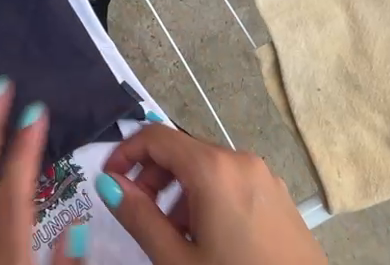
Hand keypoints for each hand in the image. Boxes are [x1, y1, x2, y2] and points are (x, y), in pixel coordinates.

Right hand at [97, 124, 326, 264]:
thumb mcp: (177, 261)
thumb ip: (138, 216)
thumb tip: (109, 183)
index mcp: (213, 168)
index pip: (156, 137)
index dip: (125, 153)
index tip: (108, 180)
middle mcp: (241, 160)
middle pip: (182, 151)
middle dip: (153, 178)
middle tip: (140, 216)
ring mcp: (266, 178)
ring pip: (208, 169)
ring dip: (181, 193)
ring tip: (177, 238)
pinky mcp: (282, 199)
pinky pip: (233, 184)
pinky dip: (209, 199)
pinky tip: (211, 243)